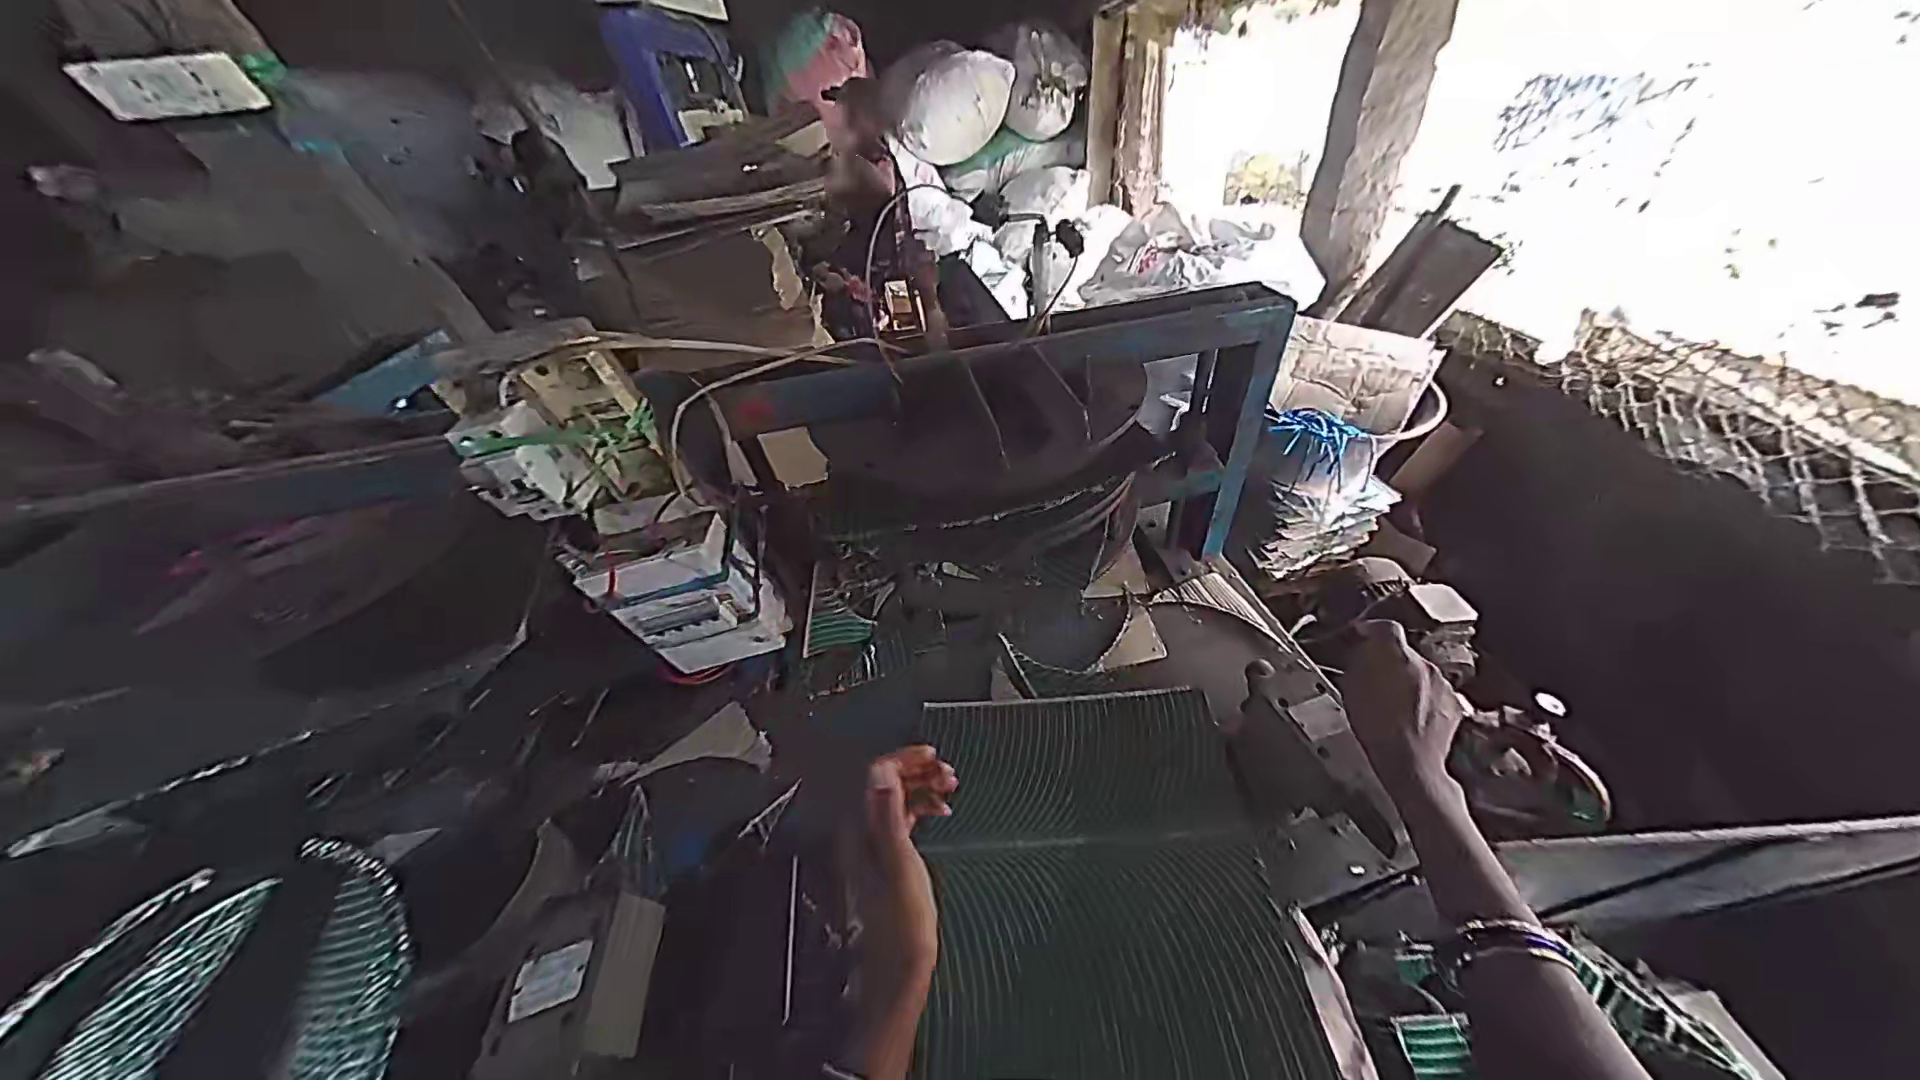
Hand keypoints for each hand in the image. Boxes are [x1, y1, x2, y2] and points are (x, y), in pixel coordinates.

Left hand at [860, 747, 956, 971]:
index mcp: (862, 830)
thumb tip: (881, 772)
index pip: (878, 775)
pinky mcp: (889, 856)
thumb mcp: (899, 863)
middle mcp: (864, 832)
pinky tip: (940, 809)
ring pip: (898, 797)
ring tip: (949, 786)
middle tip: (947, 770)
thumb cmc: (900, 925)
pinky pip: (905, 815)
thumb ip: (890, 815)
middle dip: (918, 770)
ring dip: (924, 786)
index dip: (905, 759)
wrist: (898, 969)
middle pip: (888, 783)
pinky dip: (923, 805)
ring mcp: (875, 844)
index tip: (931, 755)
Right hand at [1341, 620, 1466, 805]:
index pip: (1384, 626)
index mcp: (1395, 654)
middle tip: (1370, 673)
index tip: (1362, 633)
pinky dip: (1421, 696)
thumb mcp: (1351, 687)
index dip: (1370, 628)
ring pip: (1419, 671)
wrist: (1409, 761)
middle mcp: (1424, 664)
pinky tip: (1406, 713)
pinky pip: (1433, 691)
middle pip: (1403, 651)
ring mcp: (1443, 684)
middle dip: (1387, 659)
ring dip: (1405, 679)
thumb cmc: (1376, 726)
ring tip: (1388, 699)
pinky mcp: (1454, 703)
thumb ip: (1359, 662)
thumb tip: (1364, 651)